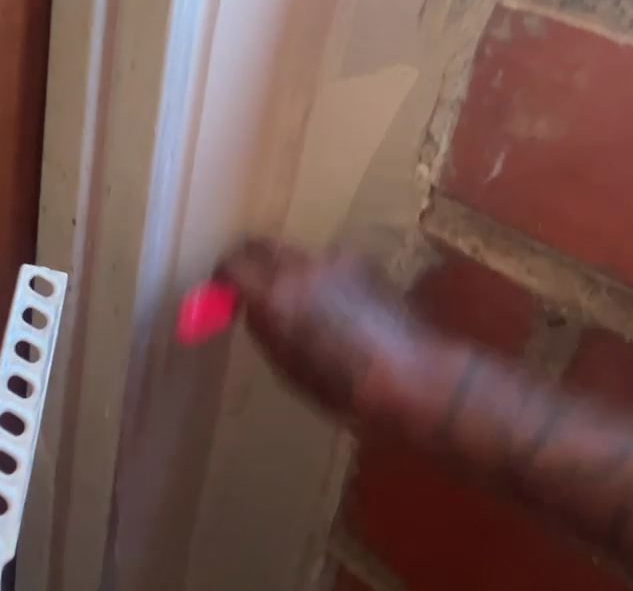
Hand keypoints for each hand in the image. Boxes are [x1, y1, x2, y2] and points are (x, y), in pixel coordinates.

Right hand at [216, 238, 435, 421]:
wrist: (411, 375)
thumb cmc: (344, 387)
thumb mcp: (288, 368)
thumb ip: (264, 327)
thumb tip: (251, 306)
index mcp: (274, 295)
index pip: (231, 264)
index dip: (221, 276)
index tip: (220, 290)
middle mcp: (299, 265)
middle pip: (259, 245)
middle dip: (248, 261)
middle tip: (248, 285)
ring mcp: (332, 258)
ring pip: (294, 253)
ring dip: (286, 270)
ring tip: (300, 303)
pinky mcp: (360, 259)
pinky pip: (326, 262)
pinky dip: (320, 276)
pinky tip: (337, 306)